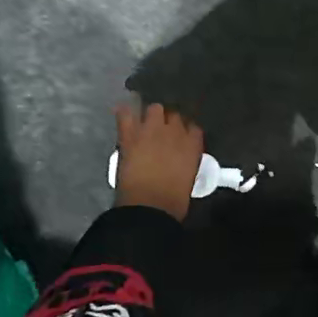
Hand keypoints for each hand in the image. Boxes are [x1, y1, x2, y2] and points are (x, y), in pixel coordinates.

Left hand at [112, 103, 204, 220]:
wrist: (149, 208)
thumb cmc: (173, 201)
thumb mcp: (188, 178)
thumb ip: (186, 162)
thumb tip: (179, 160)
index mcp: (193, 144)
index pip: (193, 127)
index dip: (185, 131)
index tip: (181, 136)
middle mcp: (175, 131)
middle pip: (174, 114)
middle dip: (169, 121)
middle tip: (161, 132)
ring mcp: (152, 130)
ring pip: (154, 108)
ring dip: (151, 115)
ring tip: (146, 122)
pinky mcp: (130, 135)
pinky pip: (126, 114)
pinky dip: (125, 113)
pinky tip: (124, 112)